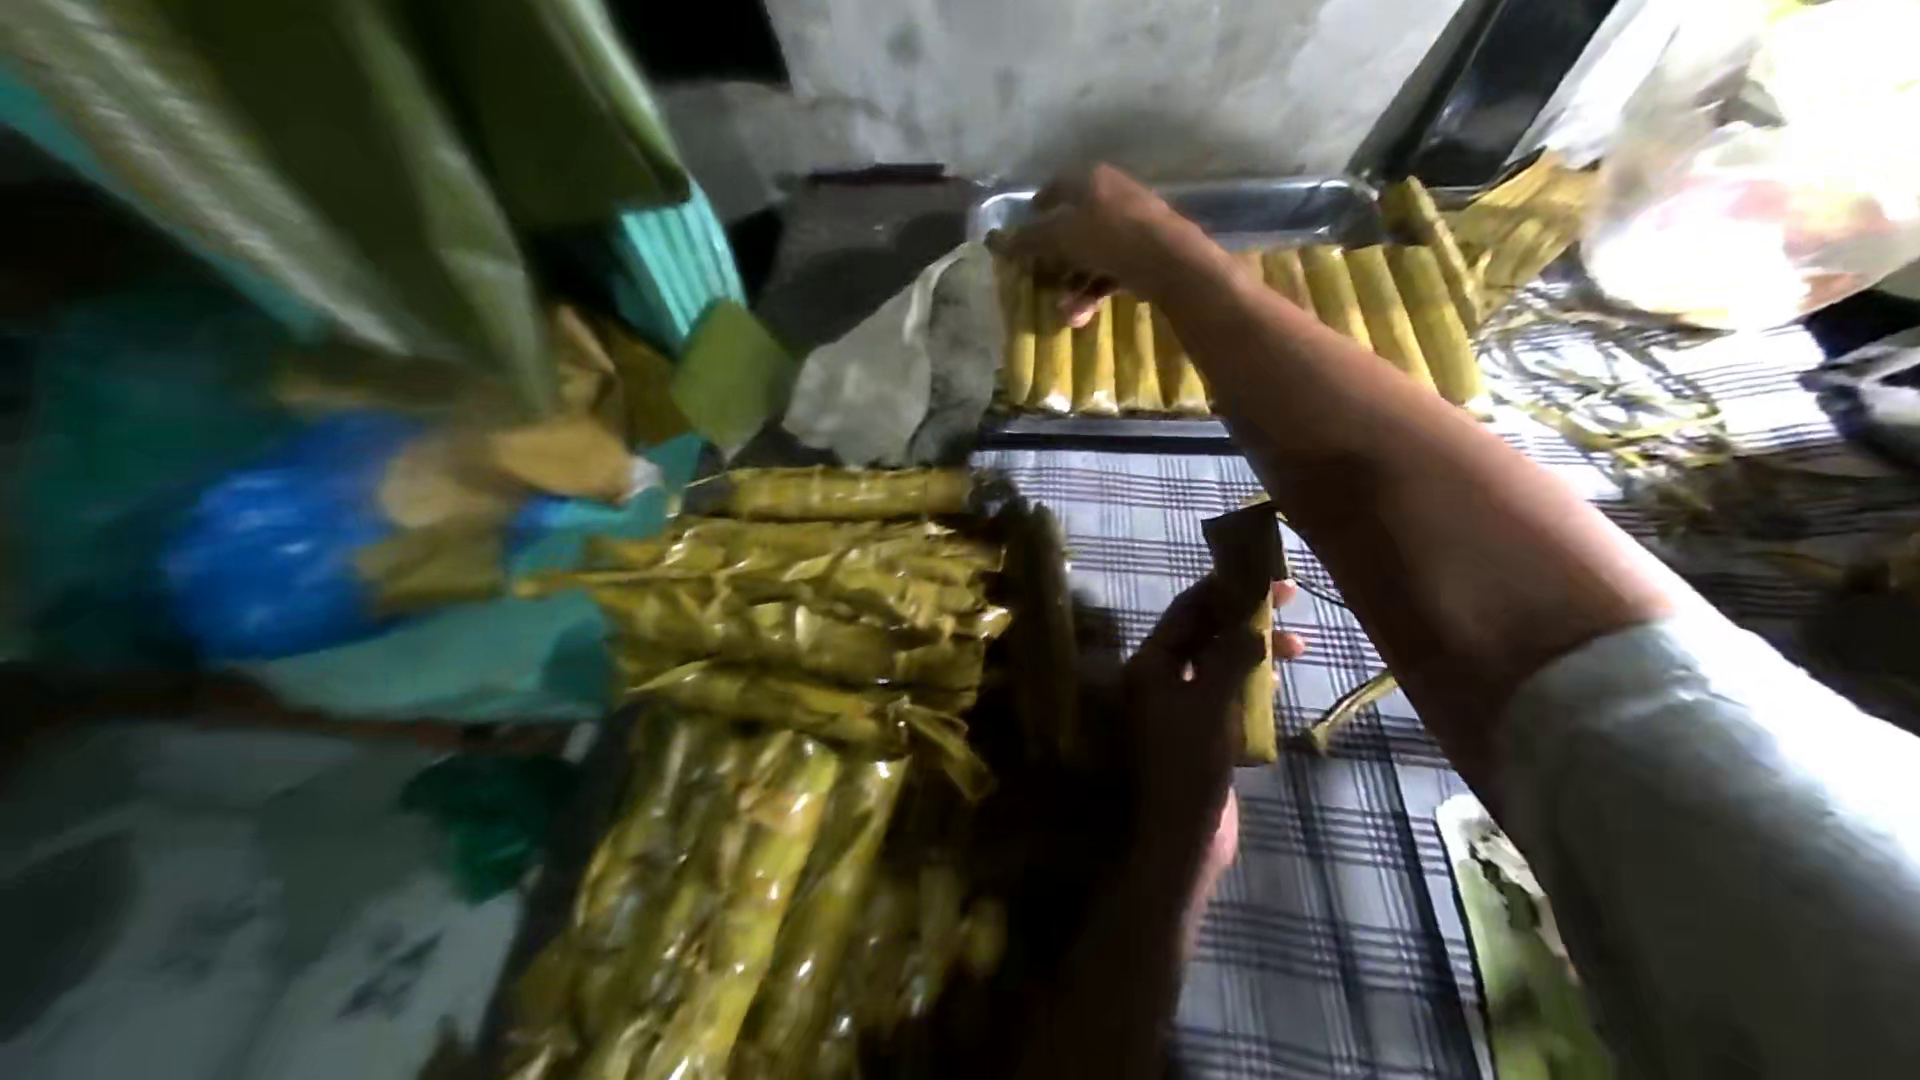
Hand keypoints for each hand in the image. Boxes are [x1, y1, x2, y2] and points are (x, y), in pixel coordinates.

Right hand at [987, 163, 1227, 328]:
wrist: (1167, 259)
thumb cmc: (1107, 235)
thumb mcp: (1060, 235)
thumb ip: (1029, 239)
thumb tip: (1000, 242)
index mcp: (1091, 179)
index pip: (1058, 185)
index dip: (1040, 204)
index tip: (1026, 225)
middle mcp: (1112, 196)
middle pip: (1074, 226)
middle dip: (1055, 258)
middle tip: (1040, 277)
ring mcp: (1131, 225)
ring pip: (1091, 255)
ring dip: (1073, 285)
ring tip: (1064, 312)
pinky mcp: (1144, 254)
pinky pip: (1110, 272)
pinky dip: (1094, 292)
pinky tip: (1081, 314)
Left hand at [1123, 577, 1307, 872]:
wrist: (1185, 833)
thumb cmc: (1191, 764)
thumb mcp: (1212, 704)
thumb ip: (1231, 658)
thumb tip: (1251, 624)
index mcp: (1151, 663)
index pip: (1186, 610)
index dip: (1222, 588)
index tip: (1261, 573)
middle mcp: (1161, 675)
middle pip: (1204, 631)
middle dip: (1244, 615)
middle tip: (1289, 599)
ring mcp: (1181, 700)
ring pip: (1220, 659)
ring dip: (1254, 647)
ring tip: (1297, 644)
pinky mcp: (1201, 724)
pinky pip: (1227, 688)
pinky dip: (1251, 678)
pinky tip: (1279, 678)